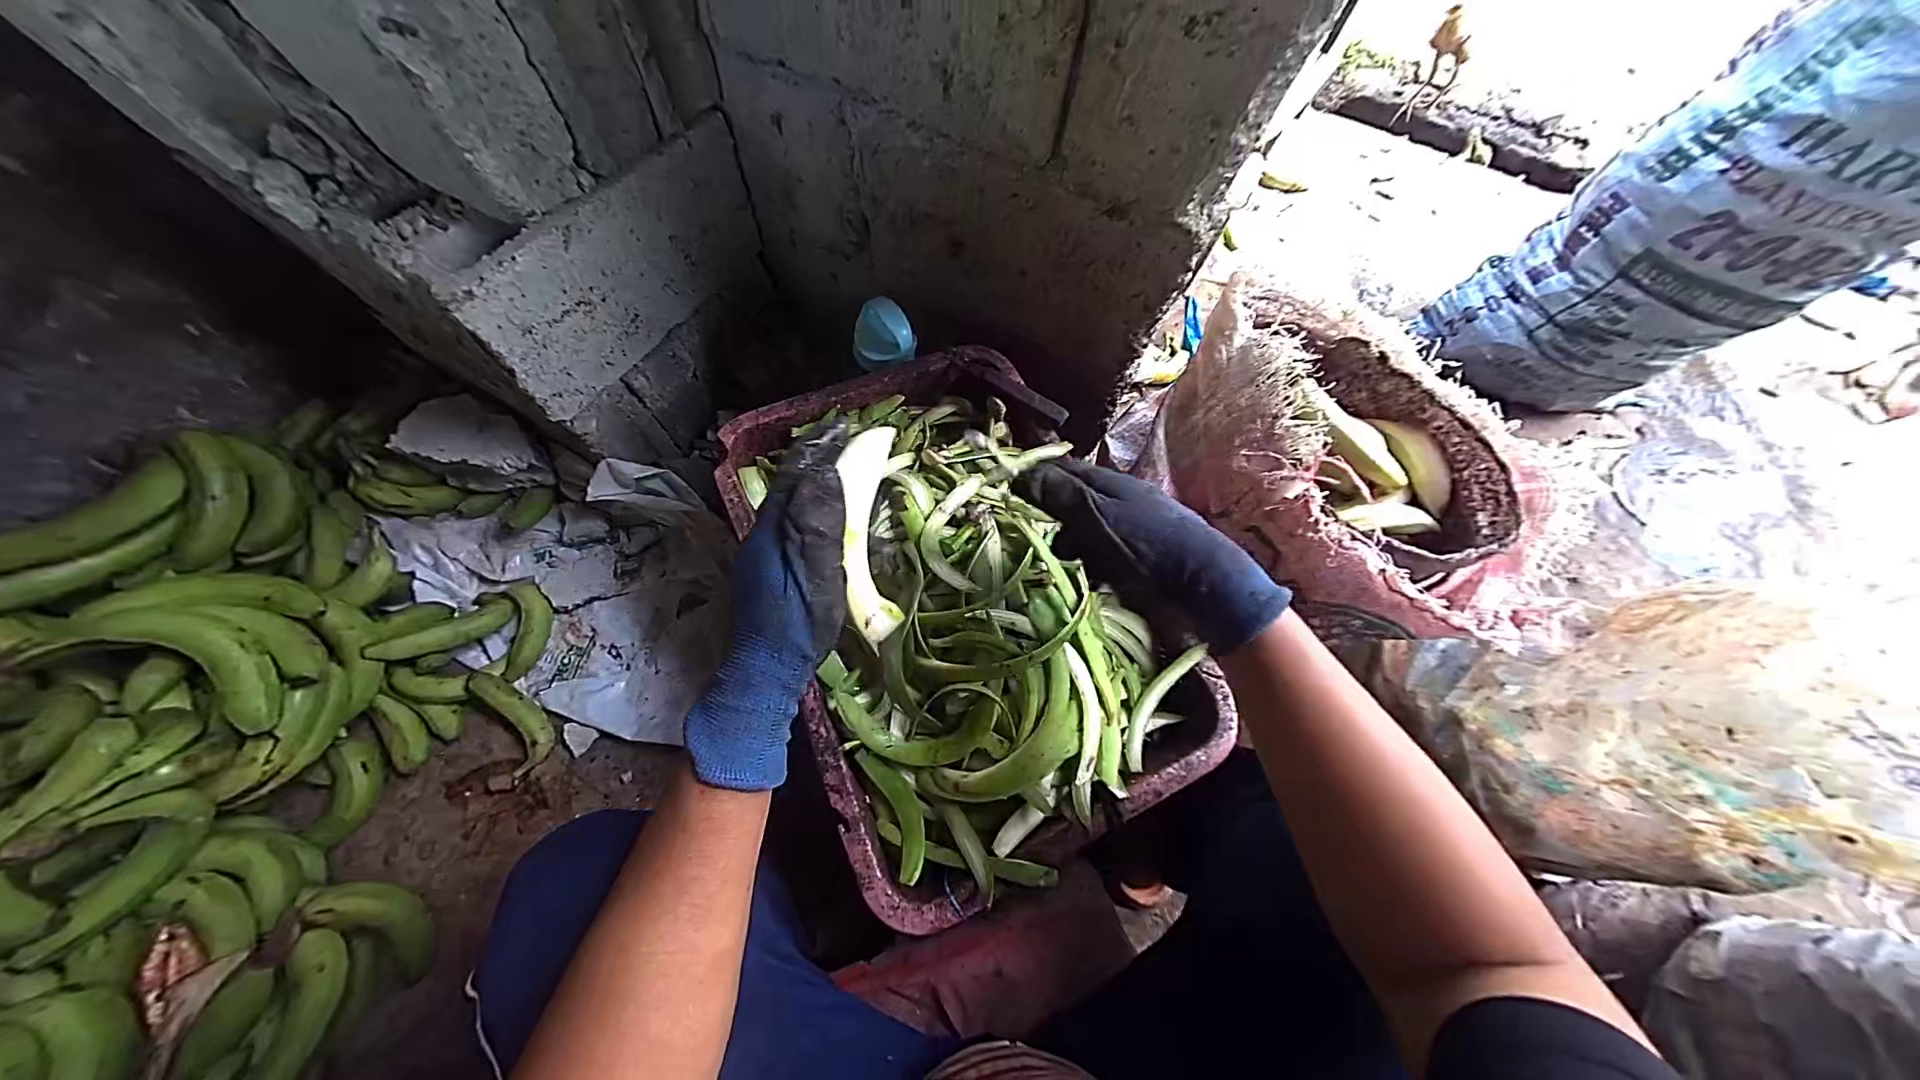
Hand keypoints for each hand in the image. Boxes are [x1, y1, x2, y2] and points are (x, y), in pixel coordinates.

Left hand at [684, 425, 849, 789]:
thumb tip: (825, 473)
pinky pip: (789, 517)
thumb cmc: (797, 627)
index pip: (799, 473)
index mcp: (775, 529)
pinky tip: (824, 507)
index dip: (823, 447)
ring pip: (787, 499)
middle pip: (789, 481)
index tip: (847, 426)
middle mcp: (762, 531)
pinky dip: (809, 500)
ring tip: (840, 464)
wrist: (763, 671)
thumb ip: (818, 525)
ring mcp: (761, 548)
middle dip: (817, 455)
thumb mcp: (816, 577)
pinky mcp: (766, 564)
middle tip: (847, 439)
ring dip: (812, 476)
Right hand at [1015, 459, 1289, 652]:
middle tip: (1029, 535)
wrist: (1206, 587)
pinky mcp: (1135, 557)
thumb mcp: (1099, 518)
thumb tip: (1020, 473)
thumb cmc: (1150, 547)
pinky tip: (1087, 577)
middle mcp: (1117, 500)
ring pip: (1081, 532)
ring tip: (1061, 562)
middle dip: (1048, 519)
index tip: (1007, 494)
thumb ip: (1061, 495)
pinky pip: (1098, 556)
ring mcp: (1127, 528)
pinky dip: (1087, 565)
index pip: (1060, 469)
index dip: (1033, 478)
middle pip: (1069, 502)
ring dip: (1067, 546)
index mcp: (1108, 483)